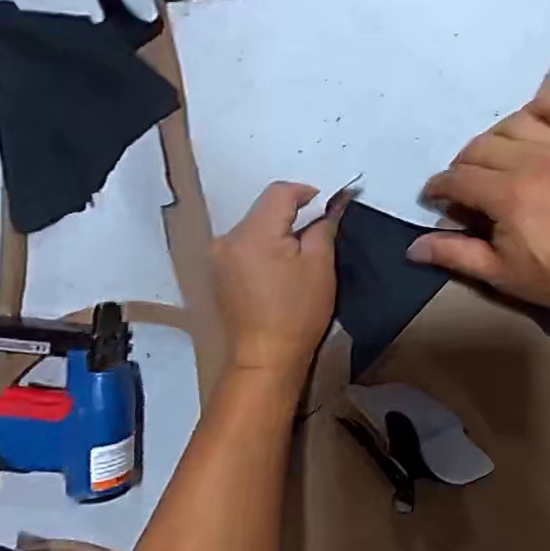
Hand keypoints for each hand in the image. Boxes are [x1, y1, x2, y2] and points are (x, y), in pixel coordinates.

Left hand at [211, 181, 339, 373]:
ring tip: (296, 256)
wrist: (266, 357)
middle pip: (264, 209)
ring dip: (276, 232)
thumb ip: (324, 227)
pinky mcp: (218, 272)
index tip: (326, 207)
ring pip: (254, 226)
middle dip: (291, 216)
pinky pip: (244, 245)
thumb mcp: (320, 266)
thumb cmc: (298, 313)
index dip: (306, 193)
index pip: (279, 192)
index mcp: (253, 234)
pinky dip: (262, 247)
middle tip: (315, 236)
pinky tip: (277, 270)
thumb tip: (331, 206)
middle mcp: (228, 238)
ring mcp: (218, 256)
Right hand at [408, 91, 549, 314]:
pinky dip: (542, 107)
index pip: (457, 178)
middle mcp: (532, 161)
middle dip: (461, 168)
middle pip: (478, 147)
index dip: (438, 189)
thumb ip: (456, 255)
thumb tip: (413, 247)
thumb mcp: (502, 274)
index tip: (434, 200)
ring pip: (511, 123)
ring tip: (494, 163)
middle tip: (465, 192)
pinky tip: (531, 125)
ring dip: (493, 140)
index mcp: (508, 195)